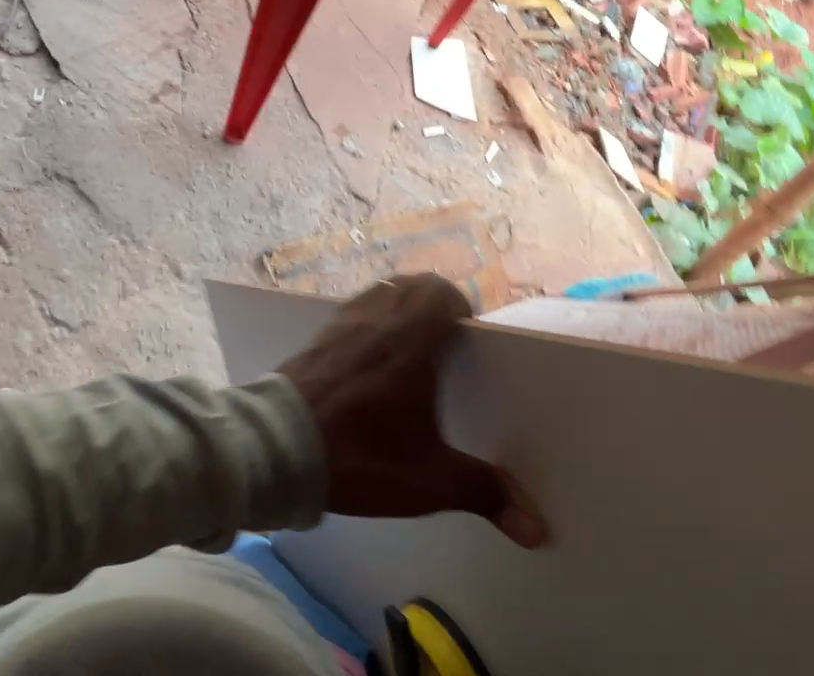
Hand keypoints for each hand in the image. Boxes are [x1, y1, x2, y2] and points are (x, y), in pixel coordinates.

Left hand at [276, 274, 548, 547]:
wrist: (276, 448)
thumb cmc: (359, 456)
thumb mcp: (426, 481)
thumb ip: (483, 493)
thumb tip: (537, 528)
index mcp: (410, 341)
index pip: (442, 293)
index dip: (460, 306)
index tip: (469, 337)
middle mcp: (376, 320)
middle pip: (412, 285)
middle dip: (434, 301)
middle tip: (446, 337)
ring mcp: (341, 324)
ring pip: (380, 292)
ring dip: (399, 304)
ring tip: (410, 342)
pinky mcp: (316, 336)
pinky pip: (352, 310)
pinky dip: (369, 318)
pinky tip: (369, 355)